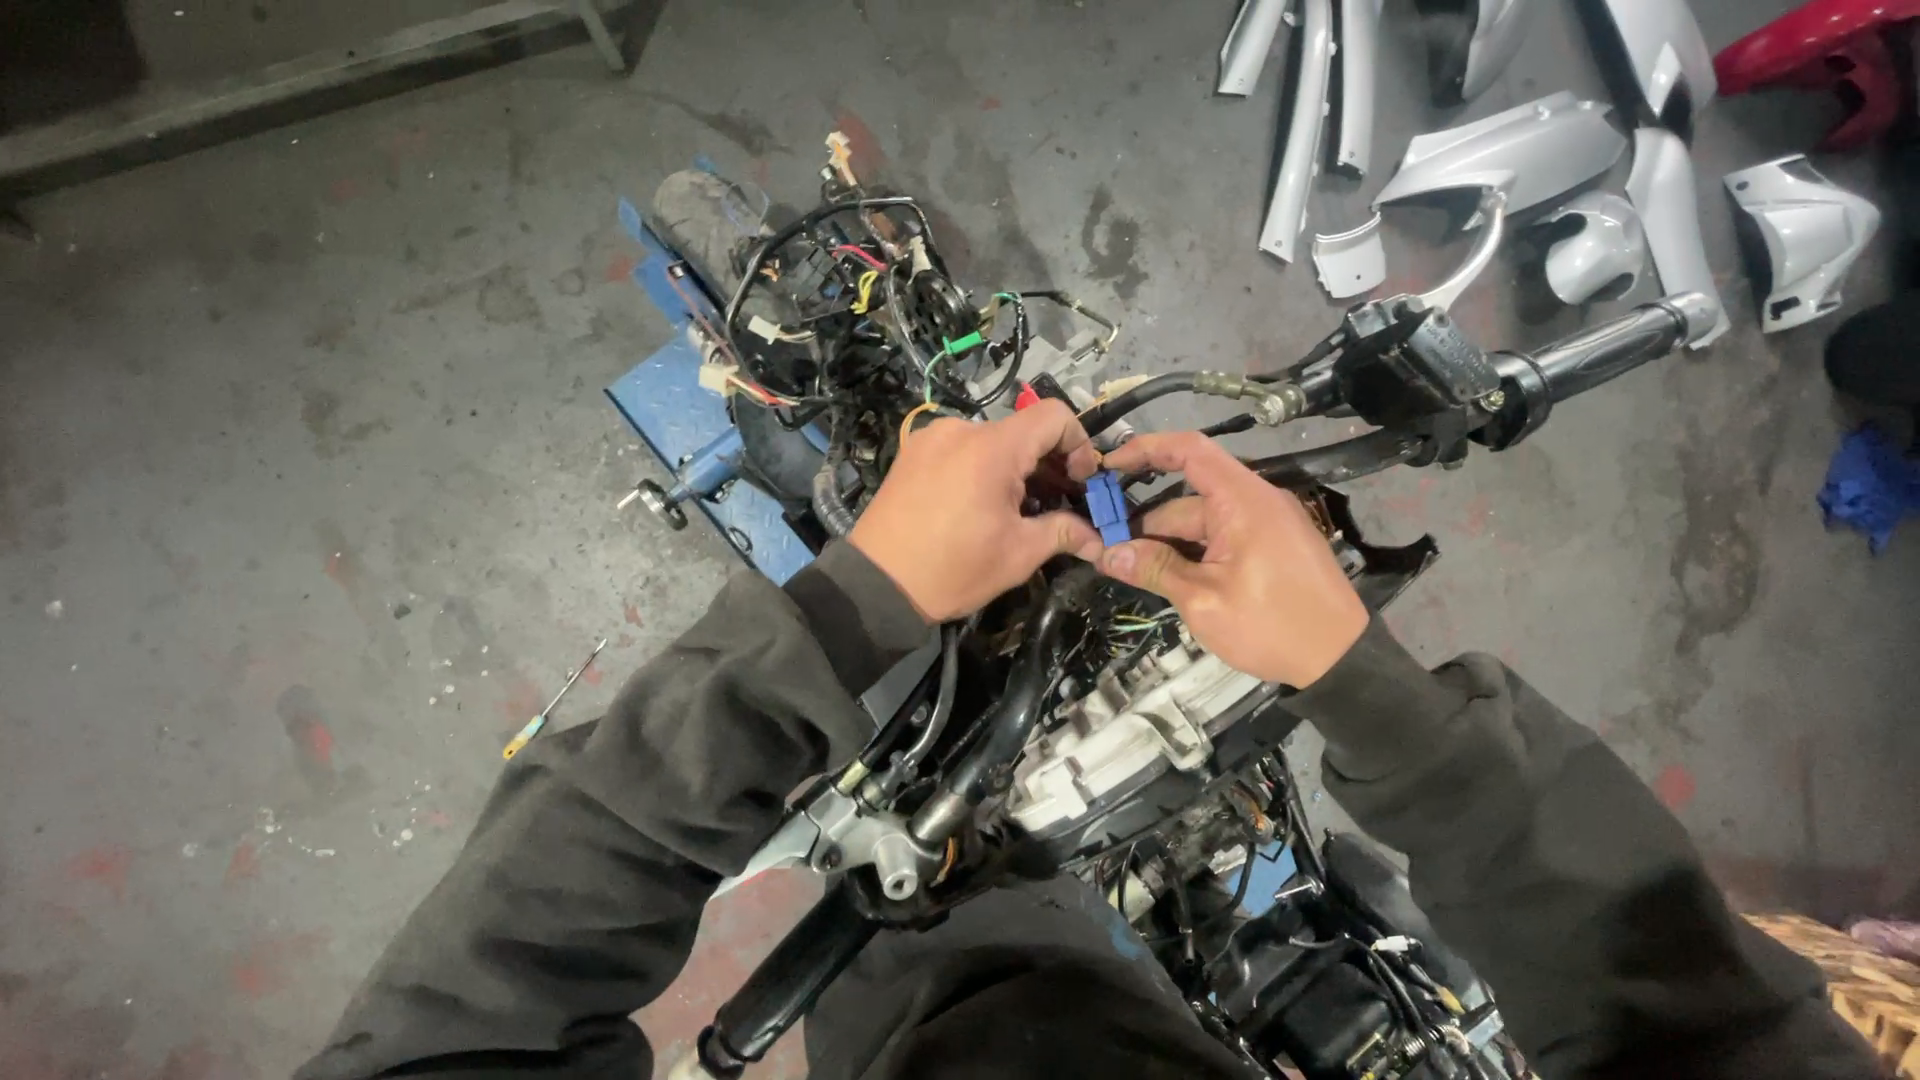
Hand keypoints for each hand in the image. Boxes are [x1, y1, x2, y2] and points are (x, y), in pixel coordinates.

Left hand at [850, 400, 1102, 621]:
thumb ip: (1063, 533)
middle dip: (1048, 463)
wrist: (876, 585)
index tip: (1081, 481)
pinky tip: (979, 505)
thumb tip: (1098, 538)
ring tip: (1017, 510)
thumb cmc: (953, 569)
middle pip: (1022, 430)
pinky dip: (981, 468)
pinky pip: (960, 449)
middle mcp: (961, 429)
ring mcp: (931, 438)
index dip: (1079, 443)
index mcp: (992, 447)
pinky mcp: (912, 454)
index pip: (1053, 415)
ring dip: (1014, 467)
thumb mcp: (1018, 554)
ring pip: (991, 440)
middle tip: (1058, 503)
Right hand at [1096, 432, 1366, 686]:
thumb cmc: (1272, 625)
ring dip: (1167, 543)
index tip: (1109, 466)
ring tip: (1131, 570)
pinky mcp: (1272, 545)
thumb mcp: (1203, 600)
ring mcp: (1266, 523)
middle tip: (1106, 551)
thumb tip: (1107, 553)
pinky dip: (1192, 550)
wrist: (1341, 660)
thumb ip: (1154, 569)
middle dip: (1145, 523)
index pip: (1189, 450)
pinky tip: (1168, 576)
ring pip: (1202, 522)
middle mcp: (1256, 501)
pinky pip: (1222, 536)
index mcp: (1243, 500)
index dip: (1145, 449)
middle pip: (1187, 498)